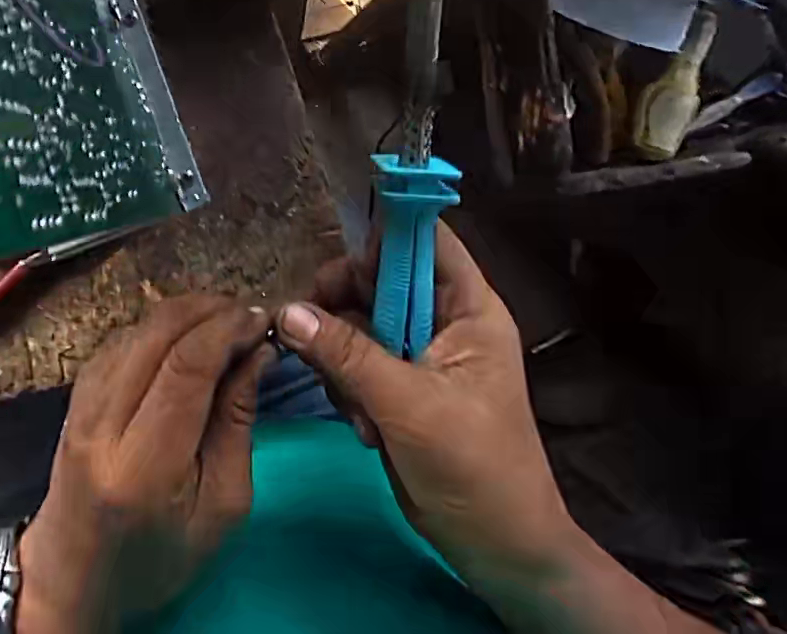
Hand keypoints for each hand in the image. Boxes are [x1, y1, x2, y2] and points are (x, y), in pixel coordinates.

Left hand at [17, 295, 271, 633]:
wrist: (75, 578)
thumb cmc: (160, 554)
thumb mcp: (223, 504)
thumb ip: (238, 422)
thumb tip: (258, 351)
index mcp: (143, 466)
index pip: (185, 366)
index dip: (226, 329)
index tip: (260, 320)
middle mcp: (102, 425)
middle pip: (158, 333)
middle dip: (210, 310)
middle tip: (248, 314)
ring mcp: (80, 405)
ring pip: (139, 329)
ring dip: (187, 312)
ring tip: (224, 322)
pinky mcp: (76, 394)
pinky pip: (123, 339)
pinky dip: (161, 326)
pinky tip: (186, 336)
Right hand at [277, 223, 708, 633]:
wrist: (499, 552)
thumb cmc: (474, 468)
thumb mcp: (409, 405)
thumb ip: (347, 354)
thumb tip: (287, 310)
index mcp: (468, 307)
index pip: (428, 241)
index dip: (387, 233)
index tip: (340, 255)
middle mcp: (444, 319)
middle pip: (382, 278)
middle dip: (345, 304)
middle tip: (309, 328)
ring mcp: (421, 352)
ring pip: (362, 320)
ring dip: (343, 355)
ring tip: (351, 402)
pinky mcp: (401, 385)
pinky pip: (358, 360)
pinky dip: (348, 384)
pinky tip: (361, 425)